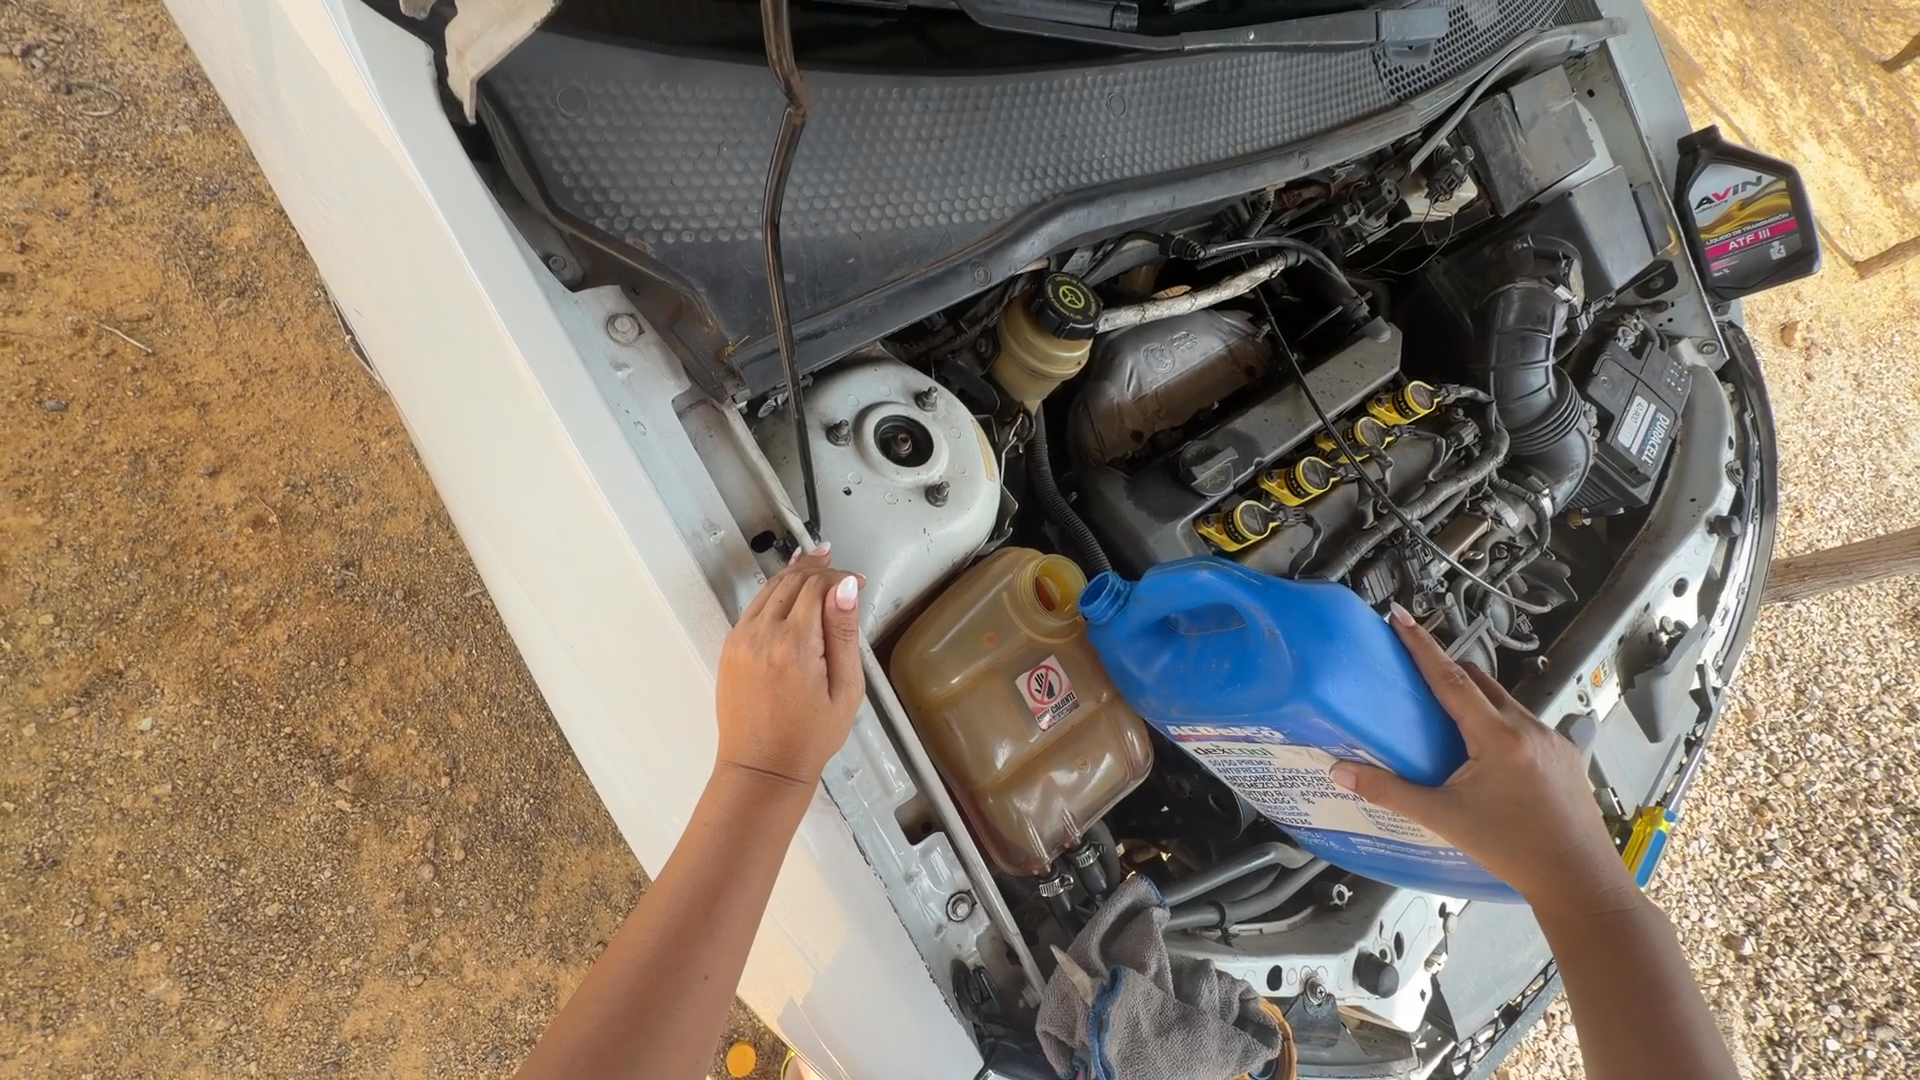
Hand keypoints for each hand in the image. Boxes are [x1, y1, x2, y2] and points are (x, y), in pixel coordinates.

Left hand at [713, 546, 866, 787]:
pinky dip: (776, 593)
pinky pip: (755, 607)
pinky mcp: (731, 648)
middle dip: (818, 568)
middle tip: (839, 566)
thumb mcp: (846, 689)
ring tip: (818, 564)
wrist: (762, 769)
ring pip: (770, 588)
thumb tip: (845, 587)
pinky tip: (792, 591)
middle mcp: (762, 635)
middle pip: (792, 580)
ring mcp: (741, 640)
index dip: (839, 576)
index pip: (816, 585)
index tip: (858, 583)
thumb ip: (844, 633)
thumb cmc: (810, 736)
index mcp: (794, 645)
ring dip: (796, 575)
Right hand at [1330, 604, 1638, 916]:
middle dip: (1444, 665)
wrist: (1582, 884)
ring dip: (1470, 691)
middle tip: (1411, 662)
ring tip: (1440, 706)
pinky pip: (1519, 719)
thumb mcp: (1442, 818)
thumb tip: (1338, 771)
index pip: (1450, 678)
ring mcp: (1551, 740)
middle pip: (1479, 679)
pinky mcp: (1563, 755)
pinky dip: (1492, 714)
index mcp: (1497, 737)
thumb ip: (1388, 790)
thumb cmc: (1512, 850)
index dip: (1421, 645)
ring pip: (1502, 698)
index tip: (1400, 617)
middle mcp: (1527, 729)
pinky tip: (1478, 741)